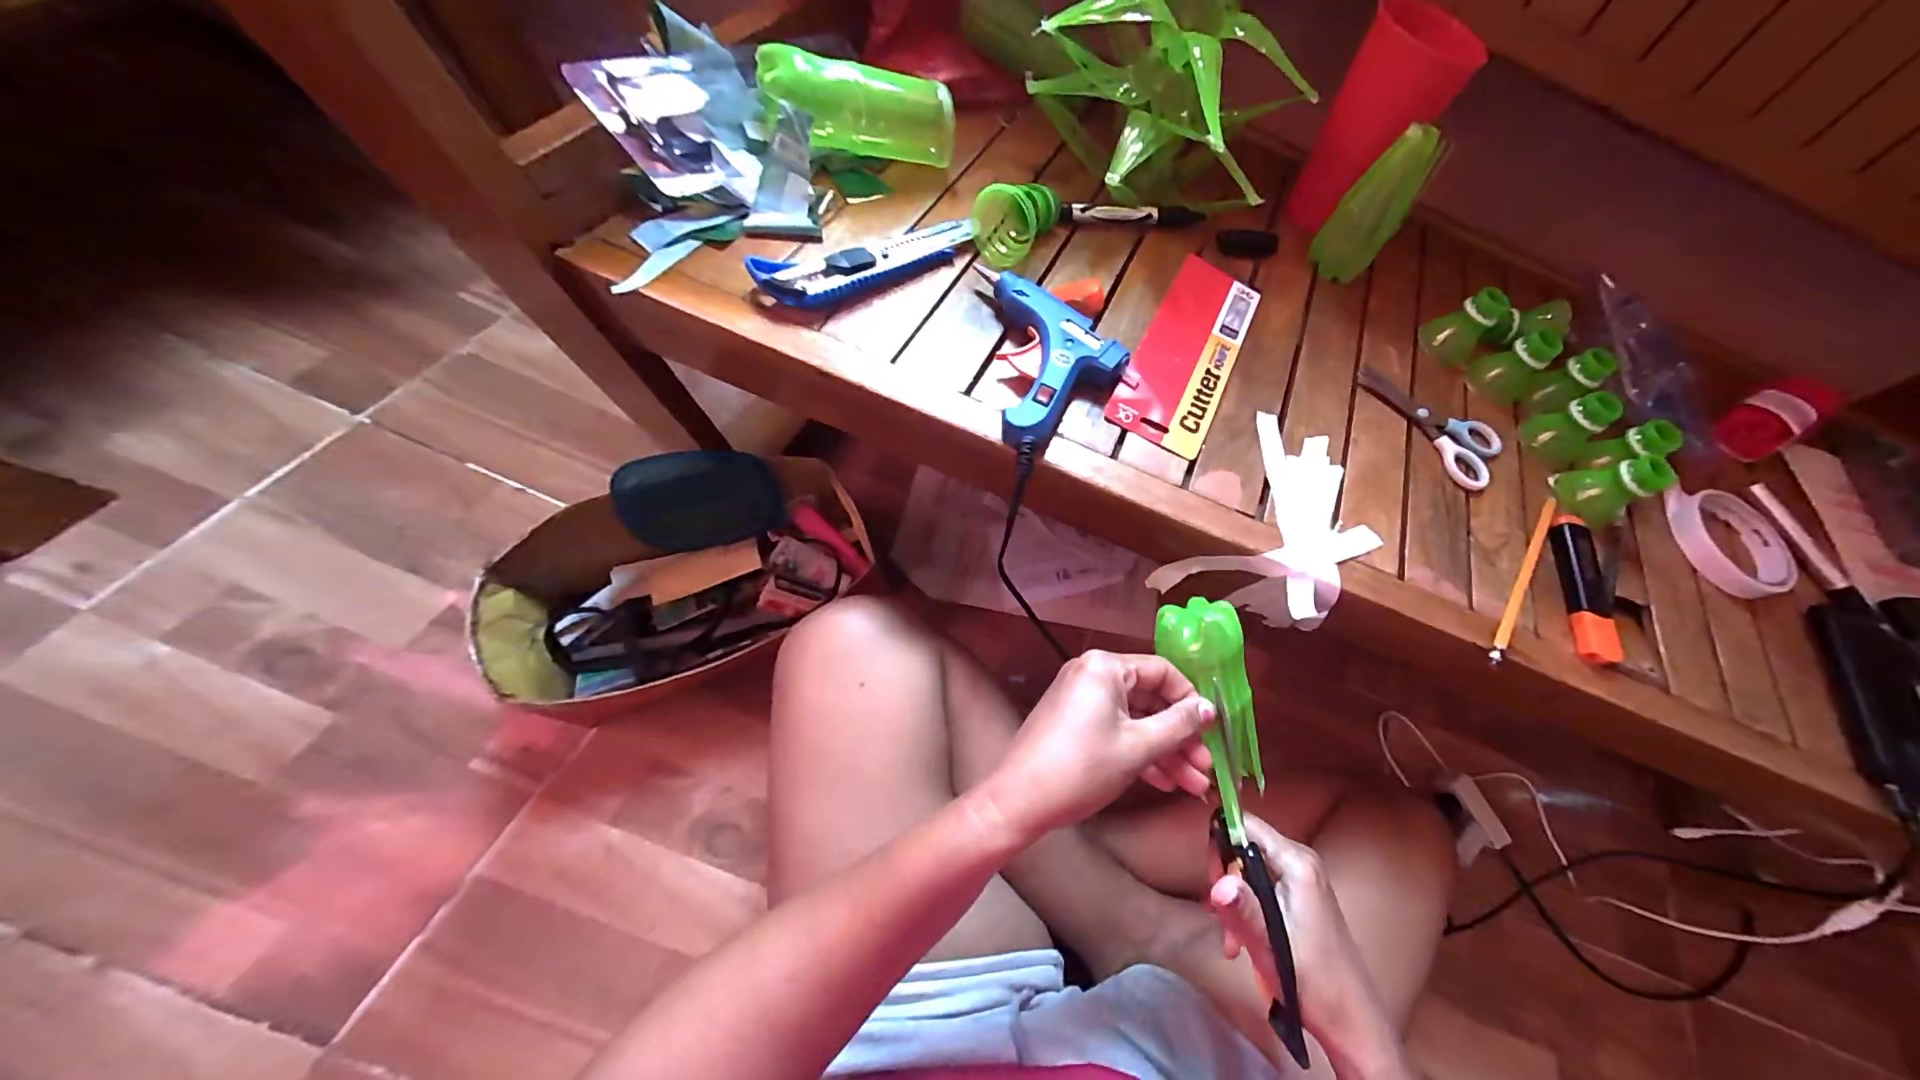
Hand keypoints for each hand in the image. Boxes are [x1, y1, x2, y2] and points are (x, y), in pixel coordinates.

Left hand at [977, 651, 1214, 840]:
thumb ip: (1179, 725)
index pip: (1163, 672)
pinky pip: (1115, 730)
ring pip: (1134, 719)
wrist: (1020, 799)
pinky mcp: (1073, 723)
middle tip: (1206, 768)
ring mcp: (1079, 699)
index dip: (1192, 702)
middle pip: (1149, 698)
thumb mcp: (1138, 747)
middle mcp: (1091, 674)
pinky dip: (1139, 752)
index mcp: (1105, 666)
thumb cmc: (1081, 767)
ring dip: (1165, 751)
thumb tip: (1209, 708)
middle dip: (1181, 736)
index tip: (1213, 733)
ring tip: (1193, 785)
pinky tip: (1165, 782)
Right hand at [1209, 815, 1404, 1069]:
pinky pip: (1259, 884)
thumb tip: (1219, 884)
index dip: (1220, 843)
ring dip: (1232, 899)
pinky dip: (1245, 907)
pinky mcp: (1299, 894)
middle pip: (1243, 844)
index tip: (1214, 881)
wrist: (1353, 1025)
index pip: (1244, 823)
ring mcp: (1301, 877)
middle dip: (1225, 878)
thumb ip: (1243, 912)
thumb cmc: (1314, 984)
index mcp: (1298, 863)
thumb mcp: (1271, 947)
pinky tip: (1241, 940)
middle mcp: (1301, 860)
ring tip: (1233, 938)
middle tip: (1221, 915)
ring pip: (1247, 867)